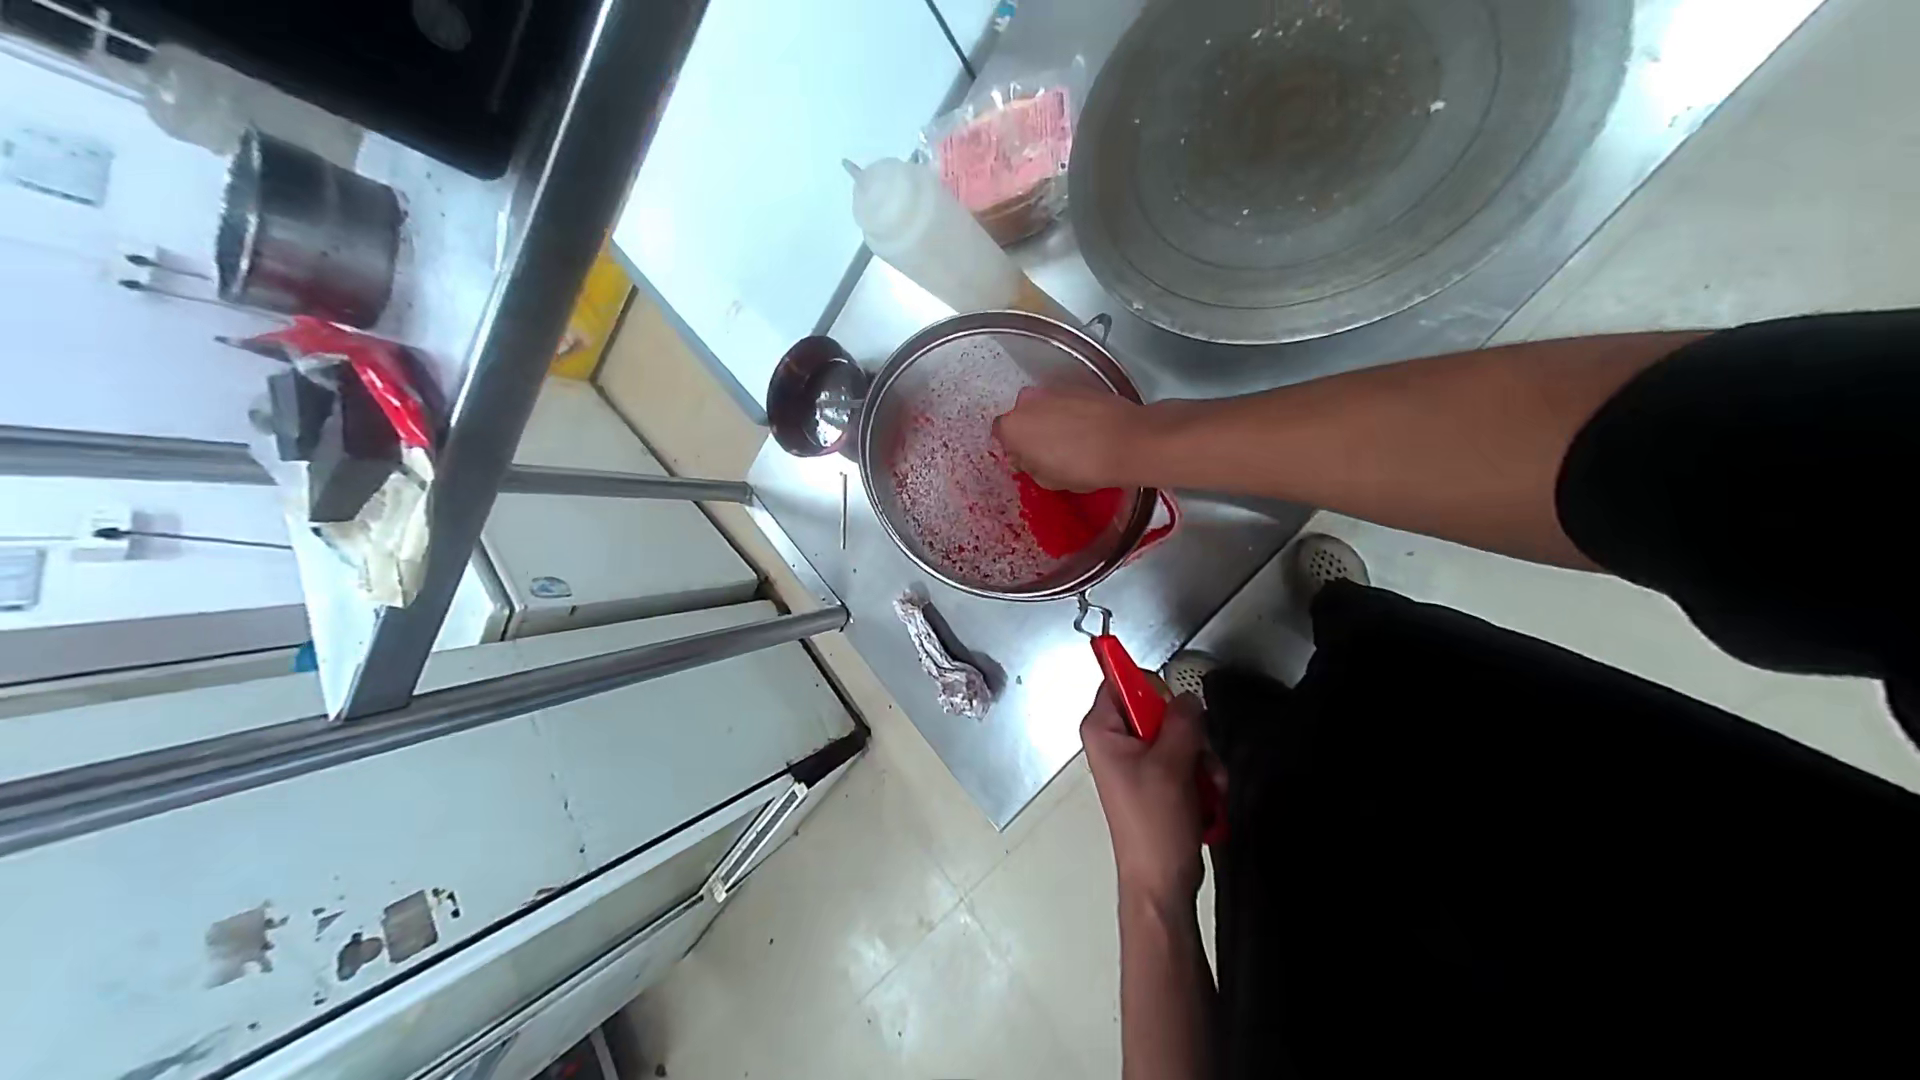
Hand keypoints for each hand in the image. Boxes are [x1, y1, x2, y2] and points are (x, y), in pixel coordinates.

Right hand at [993, 386, 1144, 491]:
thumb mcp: (1048, 481)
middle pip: (1022, 418)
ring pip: (1045, 408)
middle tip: (1050, 453)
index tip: (1028, 460)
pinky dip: (1072, 413)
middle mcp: (1028, 402)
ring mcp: (1053, 390)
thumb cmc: (1083, 466)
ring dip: (1052, 421)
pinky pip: (1066, 402)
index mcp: (1012, 427)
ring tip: (1074, 442)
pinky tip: (1088, 431)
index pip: (1000, 435)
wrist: (1127, 441)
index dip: (1014, 449)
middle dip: (1032, 432)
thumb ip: (1030, 467)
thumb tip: (1029, 460)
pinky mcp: (1079, 385)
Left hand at [1082, 682, 1207, 905]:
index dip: (1149, 685)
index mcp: (1102, 729)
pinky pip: (1183, 756)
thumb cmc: (1155, 824)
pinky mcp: (1155, 777)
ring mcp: (1135, 759)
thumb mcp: (1171, 764)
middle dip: (1187, 731)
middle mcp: (1114, 739)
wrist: (1161, 881)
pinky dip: (1200, 773)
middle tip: (1197, 755)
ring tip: (1205, 785)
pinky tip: (1207, 797)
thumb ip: (1182, 721)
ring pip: (1177, 733)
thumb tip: (1189, 696)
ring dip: (1200, 757)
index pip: (1119, 681)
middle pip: (1156, 707)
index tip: (1172, 704)